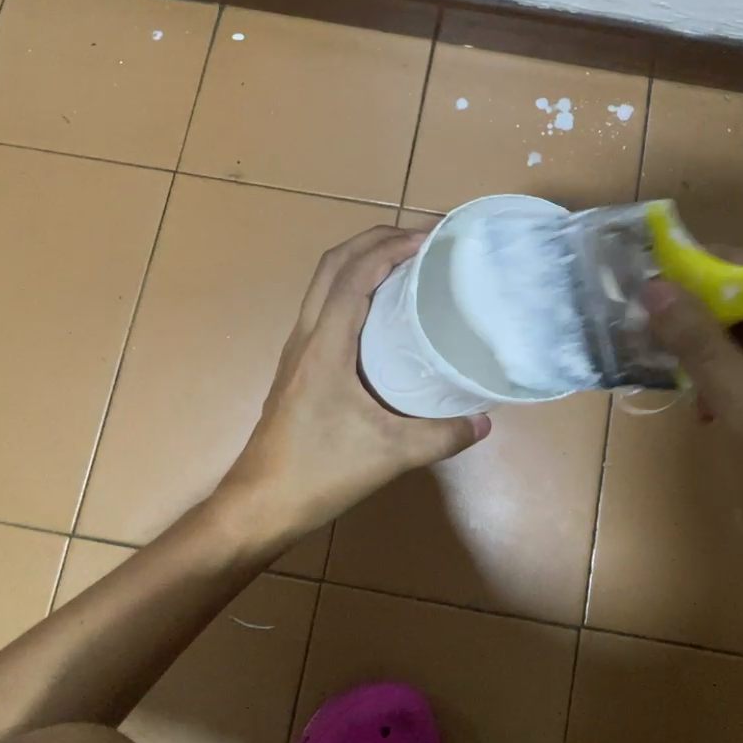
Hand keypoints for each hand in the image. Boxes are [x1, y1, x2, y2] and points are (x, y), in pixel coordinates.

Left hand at [216, 227, 491, 540]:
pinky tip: (382, 310)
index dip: (392, 246)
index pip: (356, 274)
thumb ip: (441, 436)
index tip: (431, 237)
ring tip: (405, 261)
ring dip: (362, 258)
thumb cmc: (319, 472)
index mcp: (325, 344)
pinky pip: (325, 305)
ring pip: (325, 281)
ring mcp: (298, 348)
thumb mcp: (390, 455)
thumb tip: (484, 421)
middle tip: (422, 238)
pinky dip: (354, 286)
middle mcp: (307, 335)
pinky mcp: (299, 364)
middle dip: (377, 239)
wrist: (258, 505)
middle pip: (334, 263)